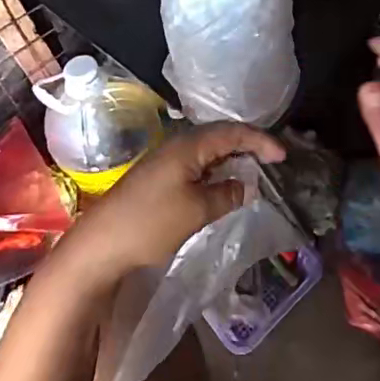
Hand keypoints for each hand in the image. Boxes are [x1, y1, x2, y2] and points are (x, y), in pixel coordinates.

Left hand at [68, 122, 284, 274]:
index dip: (260, 141)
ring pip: (207, 151)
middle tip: (272, 158)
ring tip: (254, 170)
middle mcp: (176, 146)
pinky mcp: (157, 178)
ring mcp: (164, 162)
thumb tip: (245, 186)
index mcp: (188, 146)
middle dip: (248, 144)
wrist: (97, 248)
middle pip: (220, 136)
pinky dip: (216, 170)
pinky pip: (196, 165)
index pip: (233, 132)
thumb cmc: (149, 224)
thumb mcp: (197, 211)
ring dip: (232, 158)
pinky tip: (224, 184)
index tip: (282, 155)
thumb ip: (227, 194)